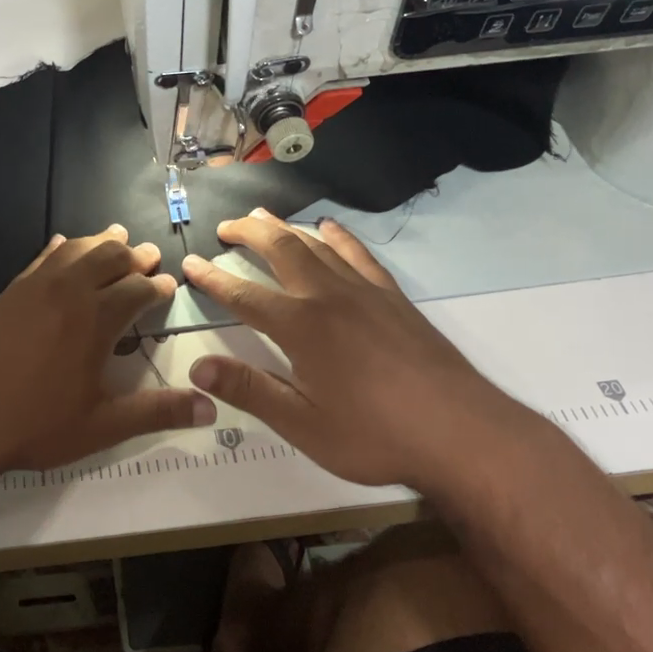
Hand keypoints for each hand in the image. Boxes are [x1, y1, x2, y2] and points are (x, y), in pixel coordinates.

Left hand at [0, 225, 216, 474]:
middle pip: (111, 258)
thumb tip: (210, 409)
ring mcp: (35, 287)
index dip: (159, 288)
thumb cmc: (34, 424)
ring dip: (102, 243)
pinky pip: (43, 257)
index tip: (169, 288)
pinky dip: (63, 248)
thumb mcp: (101, 426)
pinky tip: (65, 246)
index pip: (139, 290)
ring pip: (77, 250)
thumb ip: (156, 412)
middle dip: (136, 256)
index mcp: (97, 319)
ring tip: (118, 238)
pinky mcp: (9, 292)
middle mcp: (69, 292)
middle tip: (151, 257)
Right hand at [180, 210, 520, 488]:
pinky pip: (359, 255)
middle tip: (226, 226)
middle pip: (281, 250)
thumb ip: (250, 391)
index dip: (213, 277)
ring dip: (286, 228)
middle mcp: (328, 297)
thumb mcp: (303, 424)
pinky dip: (338, 237)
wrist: (463, 432)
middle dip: (249, 233)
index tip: (189, 262)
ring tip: (264, 216)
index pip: (243, 294)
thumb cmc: (375, 435)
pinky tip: (329, 229)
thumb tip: (198, 369)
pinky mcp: (393, 298)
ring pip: (318, 246)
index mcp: (301, 327)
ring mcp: (365, 293)